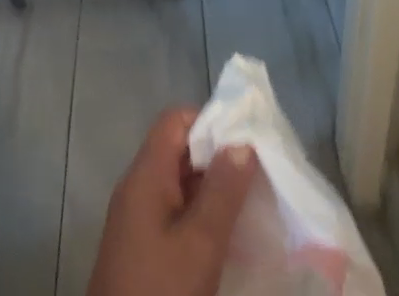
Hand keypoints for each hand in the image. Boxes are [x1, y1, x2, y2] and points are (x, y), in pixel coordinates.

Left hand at [88, 109, 258, 295]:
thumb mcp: (200, 243)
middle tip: (260, 172)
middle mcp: (137, 187)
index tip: (248, 140)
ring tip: (253, 199)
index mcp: (145, 176)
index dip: (211, 121)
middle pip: (178, 148)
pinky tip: (230, 230)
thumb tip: (242, 141)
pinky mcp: (142, 243)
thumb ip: (222, 191)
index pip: (175, 120)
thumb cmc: (160, 290)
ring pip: (179, 181)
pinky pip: (175, 209)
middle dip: (219, 154)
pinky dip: (202, 210)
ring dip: (214, 186)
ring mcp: (137, 216)